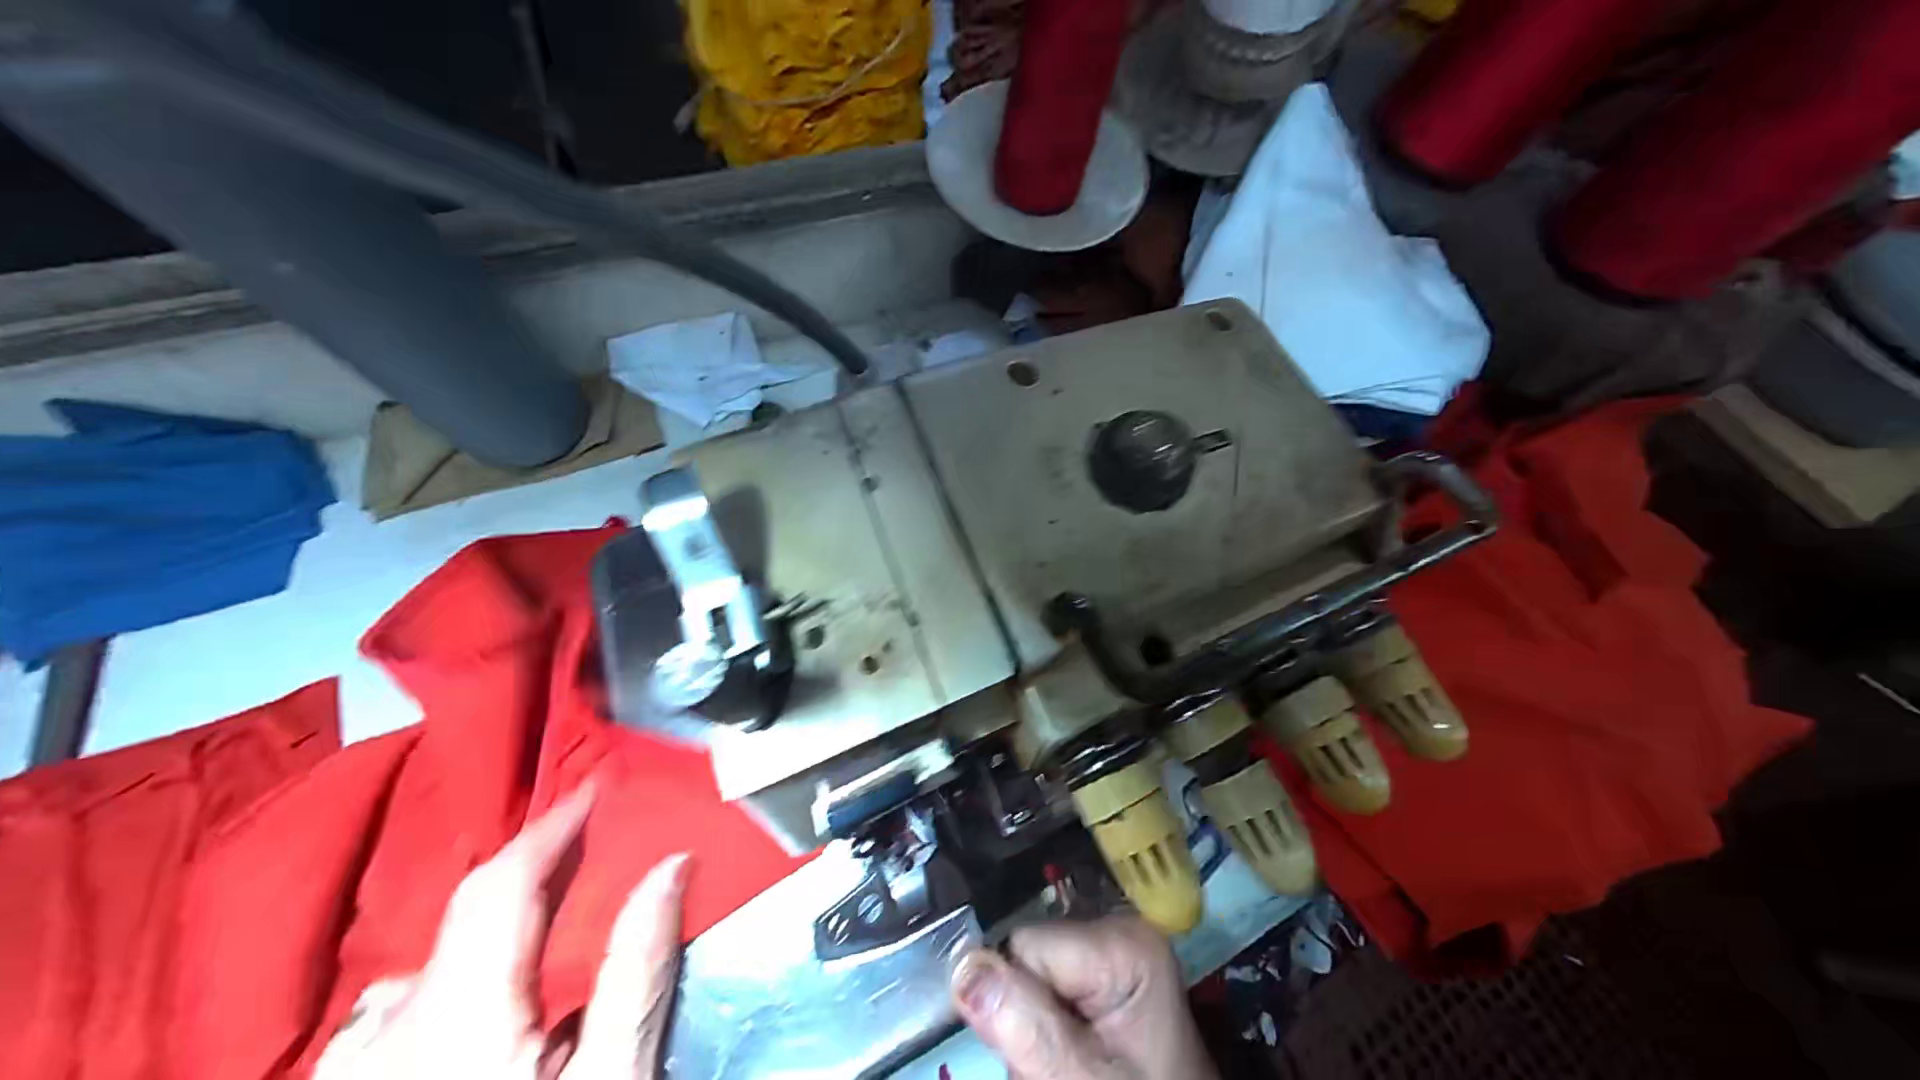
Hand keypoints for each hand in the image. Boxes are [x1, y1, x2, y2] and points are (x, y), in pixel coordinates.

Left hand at [313, 785, 688, 1079]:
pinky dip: (451, 979)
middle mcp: (394, 1032)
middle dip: (531, 868)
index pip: (504, 884)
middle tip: (589, 843)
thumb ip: (637, 968)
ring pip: (428, 963)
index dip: (553, 826)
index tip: (600, 785)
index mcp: (461, 1016)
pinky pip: (394, 1015)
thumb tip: (672, 865)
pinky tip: (476, 1003)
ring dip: (491, 924)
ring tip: (544, 913)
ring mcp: (360, 1072)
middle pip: (464, 915)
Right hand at [950, 917, 1219, 1079]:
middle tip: (1056, 1065)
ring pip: (1028, 971)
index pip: (1024, 947)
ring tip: (1069, 1062)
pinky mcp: (1105, 970)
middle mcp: (1117, 928)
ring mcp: (1112, 948)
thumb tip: (965, 969)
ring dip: (1031, 1021)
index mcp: (1123, 942)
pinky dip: (1046, 1022)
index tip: (1041, 1053)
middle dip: (1022, 1013)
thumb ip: (1029, 1028)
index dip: (1016, 1003)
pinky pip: (1045, 982)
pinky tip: (1072, 1052)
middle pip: (1024, 956)